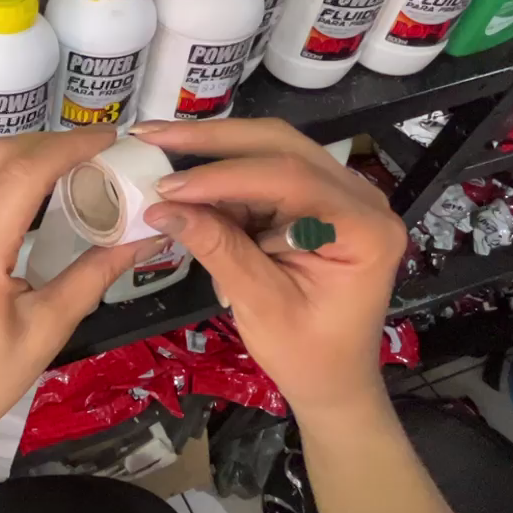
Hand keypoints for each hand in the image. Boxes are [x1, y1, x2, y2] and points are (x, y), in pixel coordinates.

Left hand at [0, 127, 164, 481]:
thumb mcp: (45, 332)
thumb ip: (93, 276)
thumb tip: (142, 238)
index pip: (22, 176)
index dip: (68, 147)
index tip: (108, 140)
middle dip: (46, 141)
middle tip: (93, 148)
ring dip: (21, 155)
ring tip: (69, 163)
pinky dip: (0, 178)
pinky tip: (31, 190)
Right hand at [130, 119, 406, 419]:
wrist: (332, 377)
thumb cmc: (307, 353)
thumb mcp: (261, 305)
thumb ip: (218, 250)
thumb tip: (161, 208)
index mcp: (362, 228)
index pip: (288, 178)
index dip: (222, 176)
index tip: (167, 186)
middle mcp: (357, 197)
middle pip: (279, 145)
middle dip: (210, 139)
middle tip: (151, 135)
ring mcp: (334, 193)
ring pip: (267, 148)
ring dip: (209, 148)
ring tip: (156, 144)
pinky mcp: (308, 200)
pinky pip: (259, 170)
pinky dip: (216, 173)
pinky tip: (180, 173)